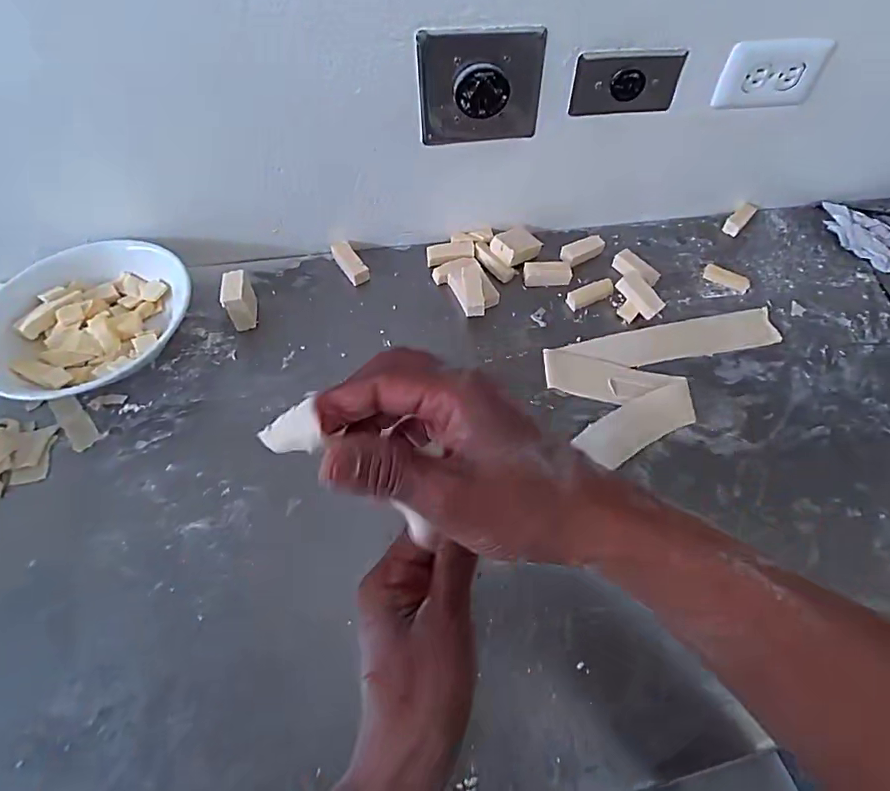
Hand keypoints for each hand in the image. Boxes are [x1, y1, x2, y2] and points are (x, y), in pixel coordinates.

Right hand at [315, 349, 634, 563]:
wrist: (585, 515)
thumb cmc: (522, 509)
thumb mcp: (446, 498)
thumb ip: (386, 473)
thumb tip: (326, 457)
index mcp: (456, 393)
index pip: (384, 380)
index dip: (339, 401)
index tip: (304, 432)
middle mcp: (464, 386)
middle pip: (396, 374)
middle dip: (354, 400)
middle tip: (322, 438)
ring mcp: (474, 402)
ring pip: (411, 391)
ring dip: (375, 413)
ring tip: (347, 451)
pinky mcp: (479, 422)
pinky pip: (427, 411)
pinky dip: (399, 427)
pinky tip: (388, 458)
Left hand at [337, 534, 477, 790]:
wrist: (412, 756)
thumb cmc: (426, 688)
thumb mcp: (447, 618)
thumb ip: (455, 564)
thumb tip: (466, 509)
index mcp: (383, 580)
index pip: (420, 527)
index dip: (452, 513)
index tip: (486, 501)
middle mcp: (387, 586)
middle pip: (428, 544)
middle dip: (460, 536)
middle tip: (498, 524)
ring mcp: (401, 605)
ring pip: (437, 564)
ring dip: (463, 558)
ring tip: (496, 541)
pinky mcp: (417, 623)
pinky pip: (440, 585)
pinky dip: (460, 579)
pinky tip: (482, 575)